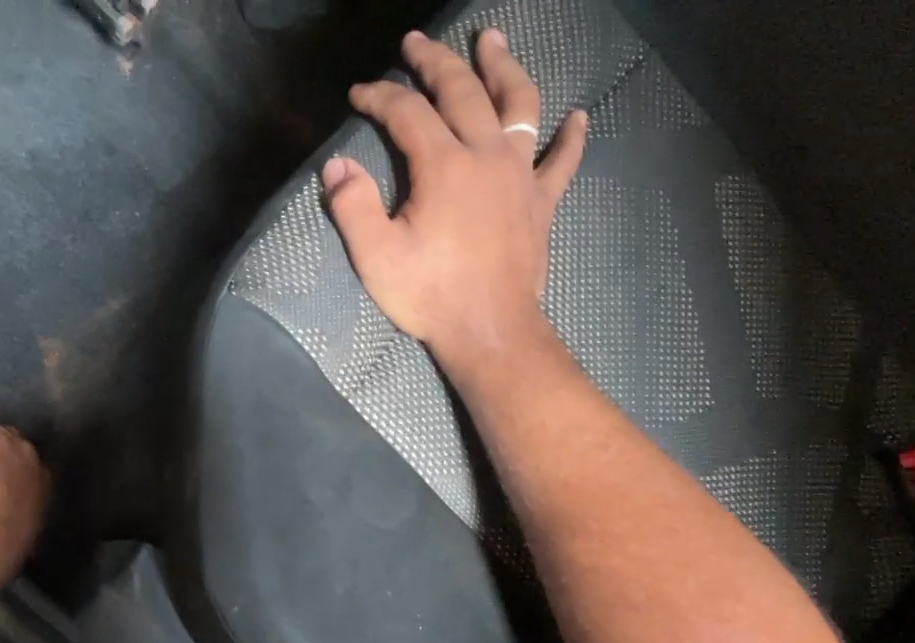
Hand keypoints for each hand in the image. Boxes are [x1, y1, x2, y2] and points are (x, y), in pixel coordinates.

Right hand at [323, 29, 584, 369]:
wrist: (488, 329)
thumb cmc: (428, 295)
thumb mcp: (376, 257)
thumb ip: (353, 206)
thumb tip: (336, 166)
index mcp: (443, 166)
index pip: (408, 113)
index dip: (380, 97)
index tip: (358, 93)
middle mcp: (487, 156)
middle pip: (463, 92)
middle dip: (437, 62)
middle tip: (417, 42)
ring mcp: (520, 175)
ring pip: (519, 105)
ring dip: (504, 68)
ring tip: (493, 40)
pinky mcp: (541, 201)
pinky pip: (562, 160)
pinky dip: (572, 136)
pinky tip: (578, 115)